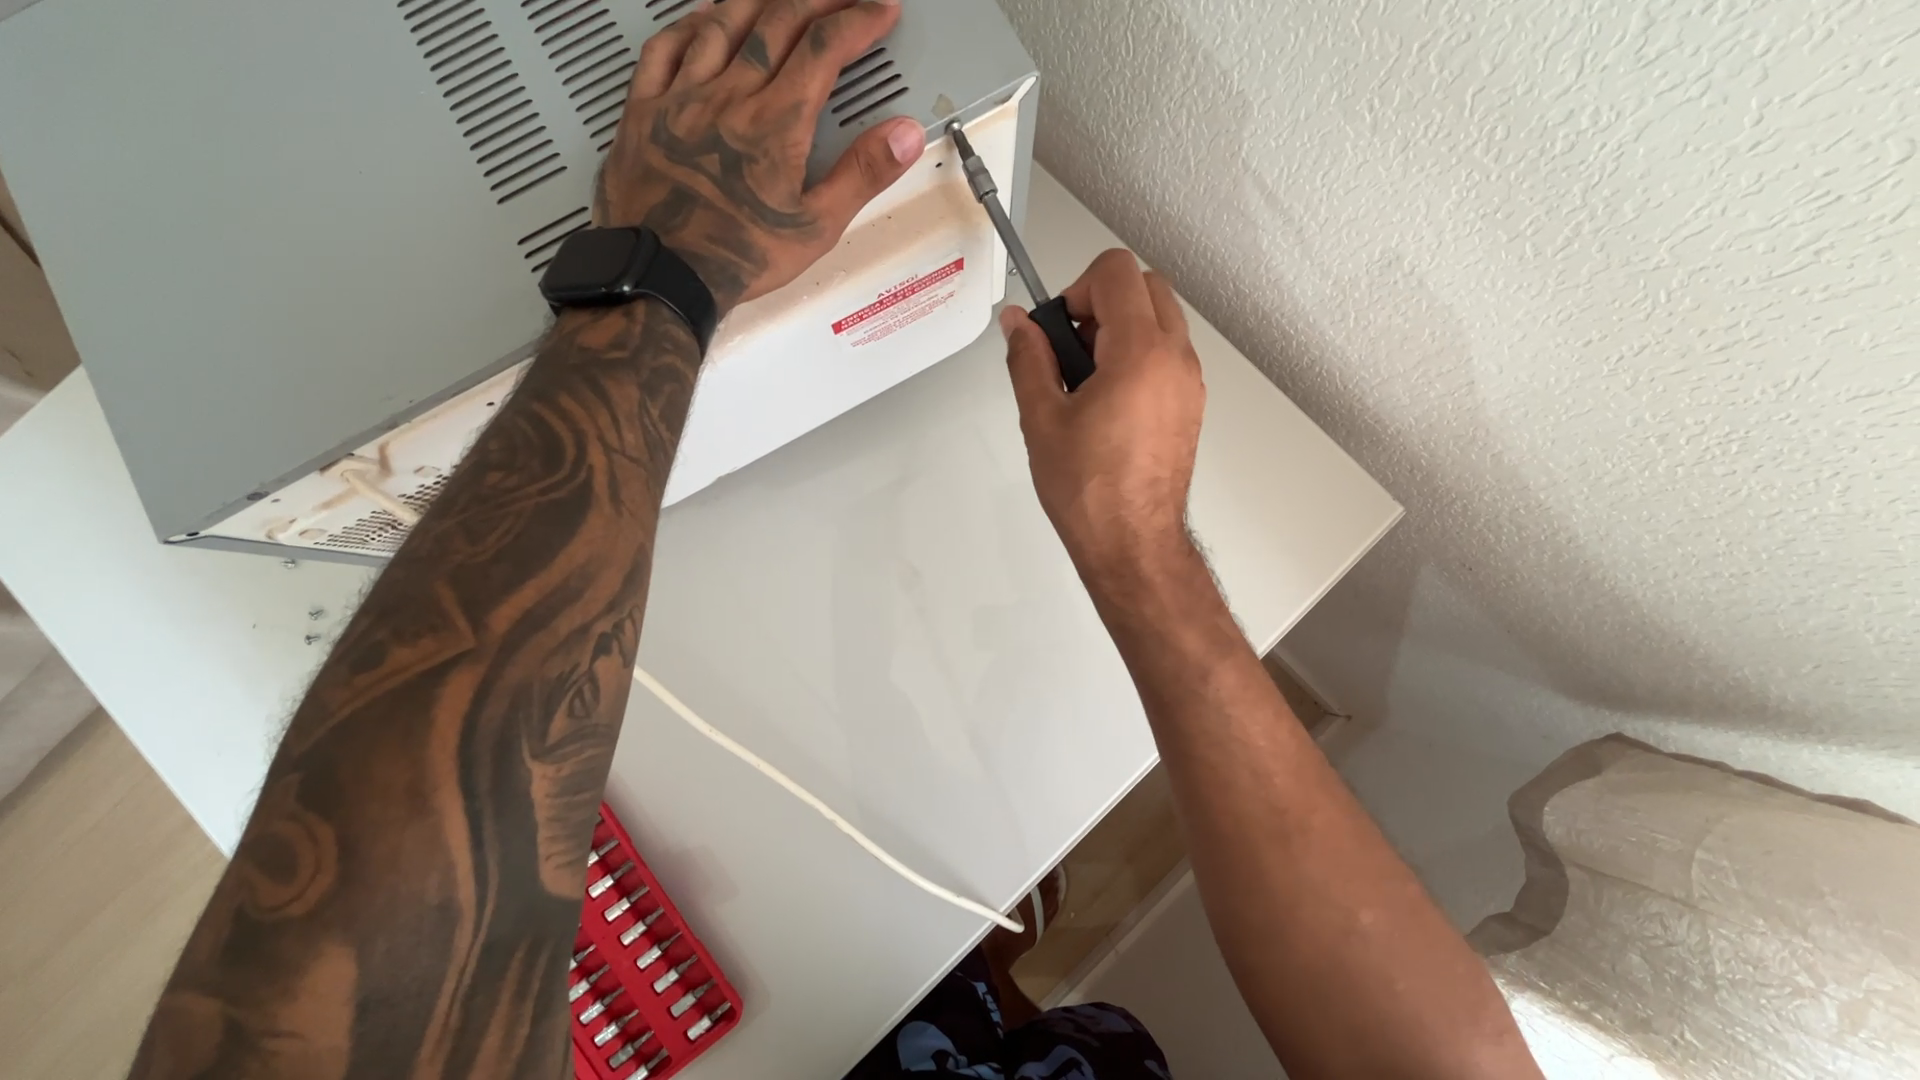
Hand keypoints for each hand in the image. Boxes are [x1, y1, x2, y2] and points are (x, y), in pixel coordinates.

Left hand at [595, 0, 925, 309]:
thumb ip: (863, 174)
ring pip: (722, 22)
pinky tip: (702, 17)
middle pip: (777, 20)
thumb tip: (903, 135)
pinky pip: (665, 47)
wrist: (664, 274)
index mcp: (776, 123)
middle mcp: (729, 96)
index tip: (880, 10)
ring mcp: (682, 98)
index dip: (858, 20)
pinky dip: (689, 23)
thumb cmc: (736, 256)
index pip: (825, 48)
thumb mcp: (816, 226)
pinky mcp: (645, 111)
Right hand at [1002, 249, 1206, 590]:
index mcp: (1139, 353)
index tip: (1057, 330)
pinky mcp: (1191, 404)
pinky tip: (1106, 402)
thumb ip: (1028, 358)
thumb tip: (1017, 323)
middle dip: (1101, 302)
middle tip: (1070, 349)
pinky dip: (1138, 355)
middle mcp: (1175, 358)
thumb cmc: (1089, 491)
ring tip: (1086, 381)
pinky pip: (1168, 353)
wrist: (1134, 543)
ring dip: (1121, 328)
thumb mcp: (1042, 418)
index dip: (1076, 289)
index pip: (1115, 272)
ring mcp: (1189, 382)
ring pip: (1160, 318)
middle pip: (1145, 286)